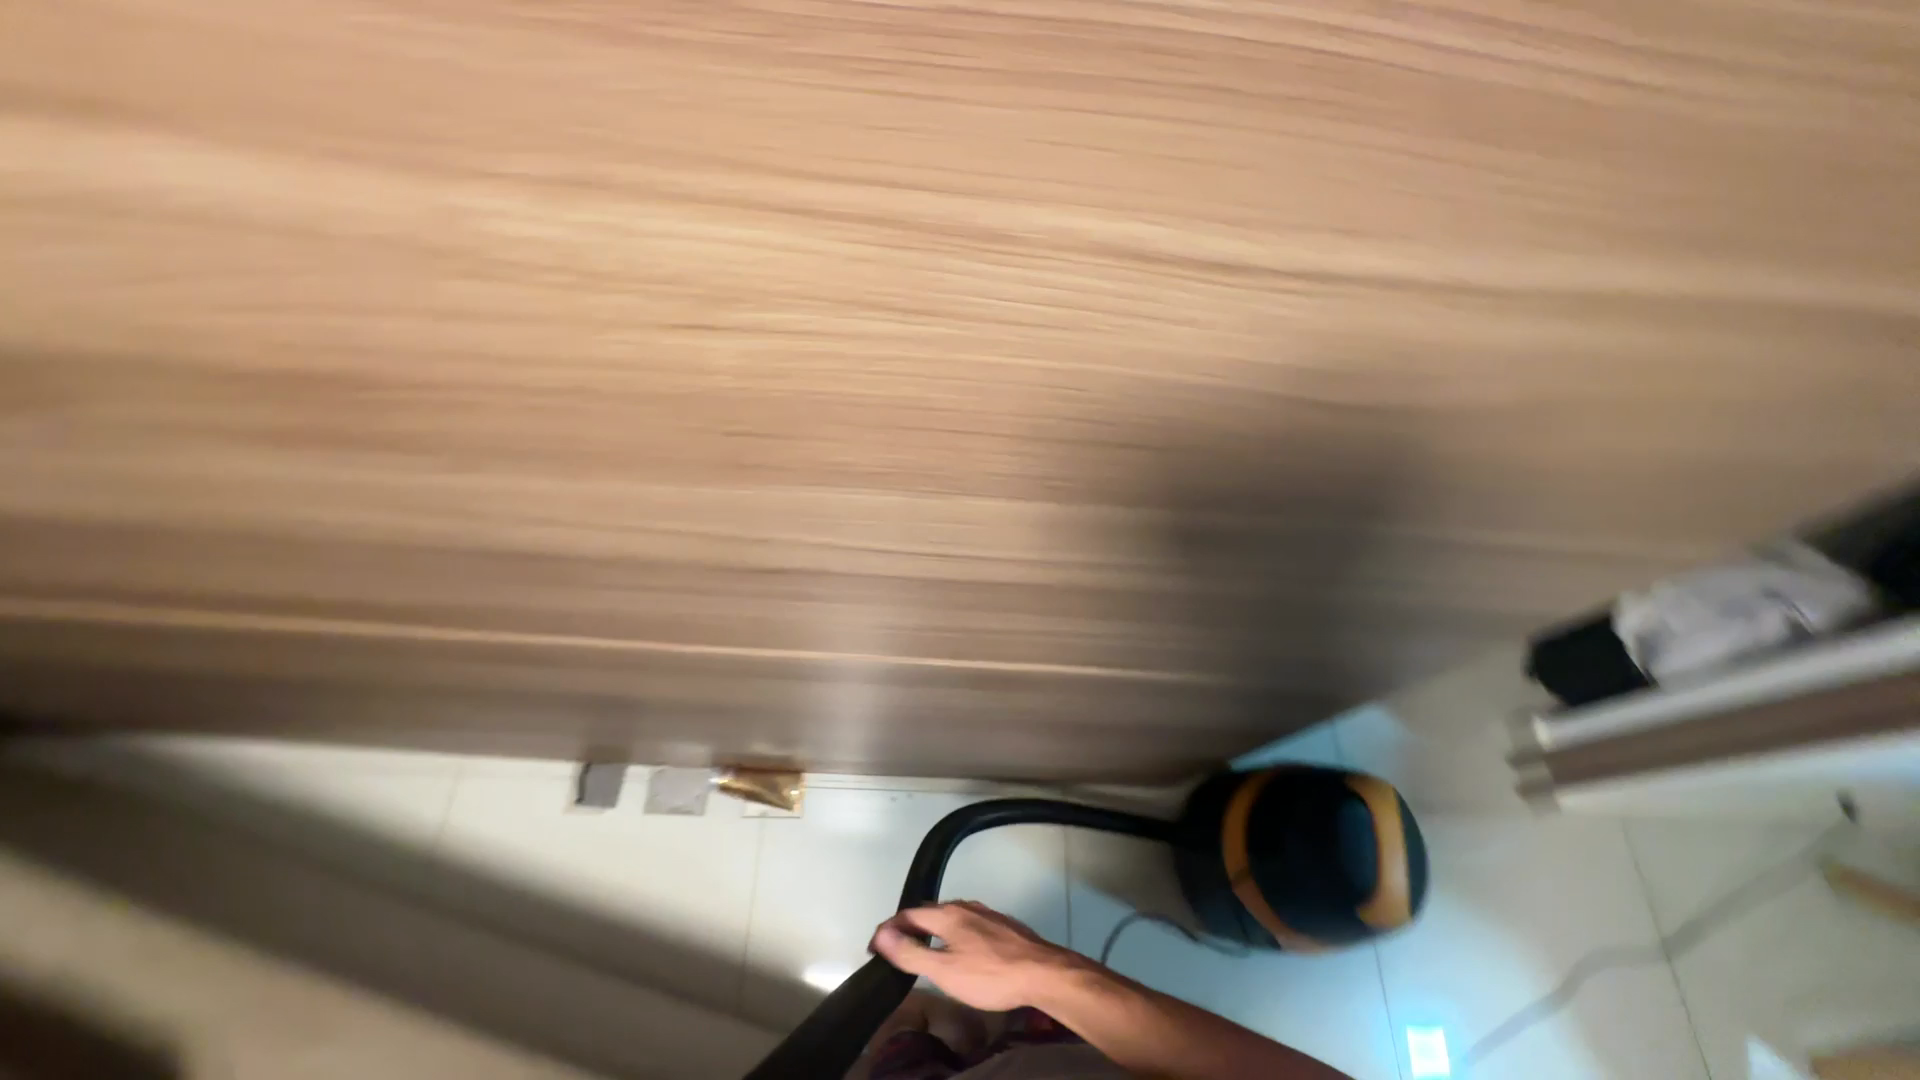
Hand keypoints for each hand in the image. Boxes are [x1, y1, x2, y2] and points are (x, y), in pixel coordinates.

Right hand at [868, 900, 1085, 1011]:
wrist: (1042, 973)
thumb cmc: (990, 975)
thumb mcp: (944, 970)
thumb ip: (911, 952)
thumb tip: (882, 933)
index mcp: (947, 915)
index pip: (908, 914)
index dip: (888, 929)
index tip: (875, 947)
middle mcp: (965, 907)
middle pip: (929, 911)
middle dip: (909, 926)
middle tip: (896, 947)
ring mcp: (986, 914)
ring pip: (951, 916)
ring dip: (932, 928)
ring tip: (924, 947)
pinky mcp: (1002, 925)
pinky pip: (968, 923)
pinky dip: (953, 932)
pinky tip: (959, 948)